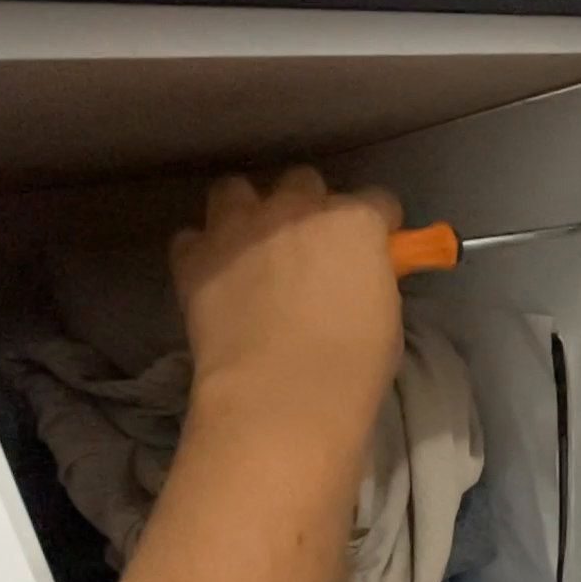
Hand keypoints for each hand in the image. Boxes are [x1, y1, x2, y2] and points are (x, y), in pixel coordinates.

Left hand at [172, 167, 403, 448]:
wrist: (282, 397)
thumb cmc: (352, 368)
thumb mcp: (386, 319)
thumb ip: (372, 280)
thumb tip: (360, 276)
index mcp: (354, 223)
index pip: (376, 202)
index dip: (378, 226)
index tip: (377, 249)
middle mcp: (296, 208)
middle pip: (304, 184)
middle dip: (310, 210)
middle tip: (312, 252)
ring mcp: (239, 228)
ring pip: (237, 192)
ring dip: (248, 214)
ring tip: (254, 251)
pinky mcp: (195, 257)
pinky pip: (194, 237)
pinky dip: (205, 253)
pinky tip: (217, 280)